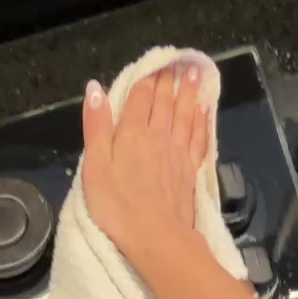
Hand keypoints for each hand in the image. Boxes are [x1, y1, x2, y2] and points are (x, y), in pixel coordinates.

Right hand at [80, 59, 210, 268]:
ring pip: (184, 113)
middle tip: (175, 63)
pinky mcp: (189, 169)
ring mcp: (177, 152)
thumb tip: (95, 88)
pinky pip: (197, 136)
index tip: (151, 65)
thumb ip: (96, 127)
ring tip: (192, 73)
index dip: (144, 79)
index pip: (139, 97)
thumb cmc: (116, 207)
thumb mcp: (94, 167)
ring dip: (188, 92)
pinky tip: (203, 109)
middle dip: (168, 80)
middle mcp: (158, 135)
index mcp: (132, 133)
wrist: (154, 235)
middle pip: (164, 101)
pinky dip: (200, 119)